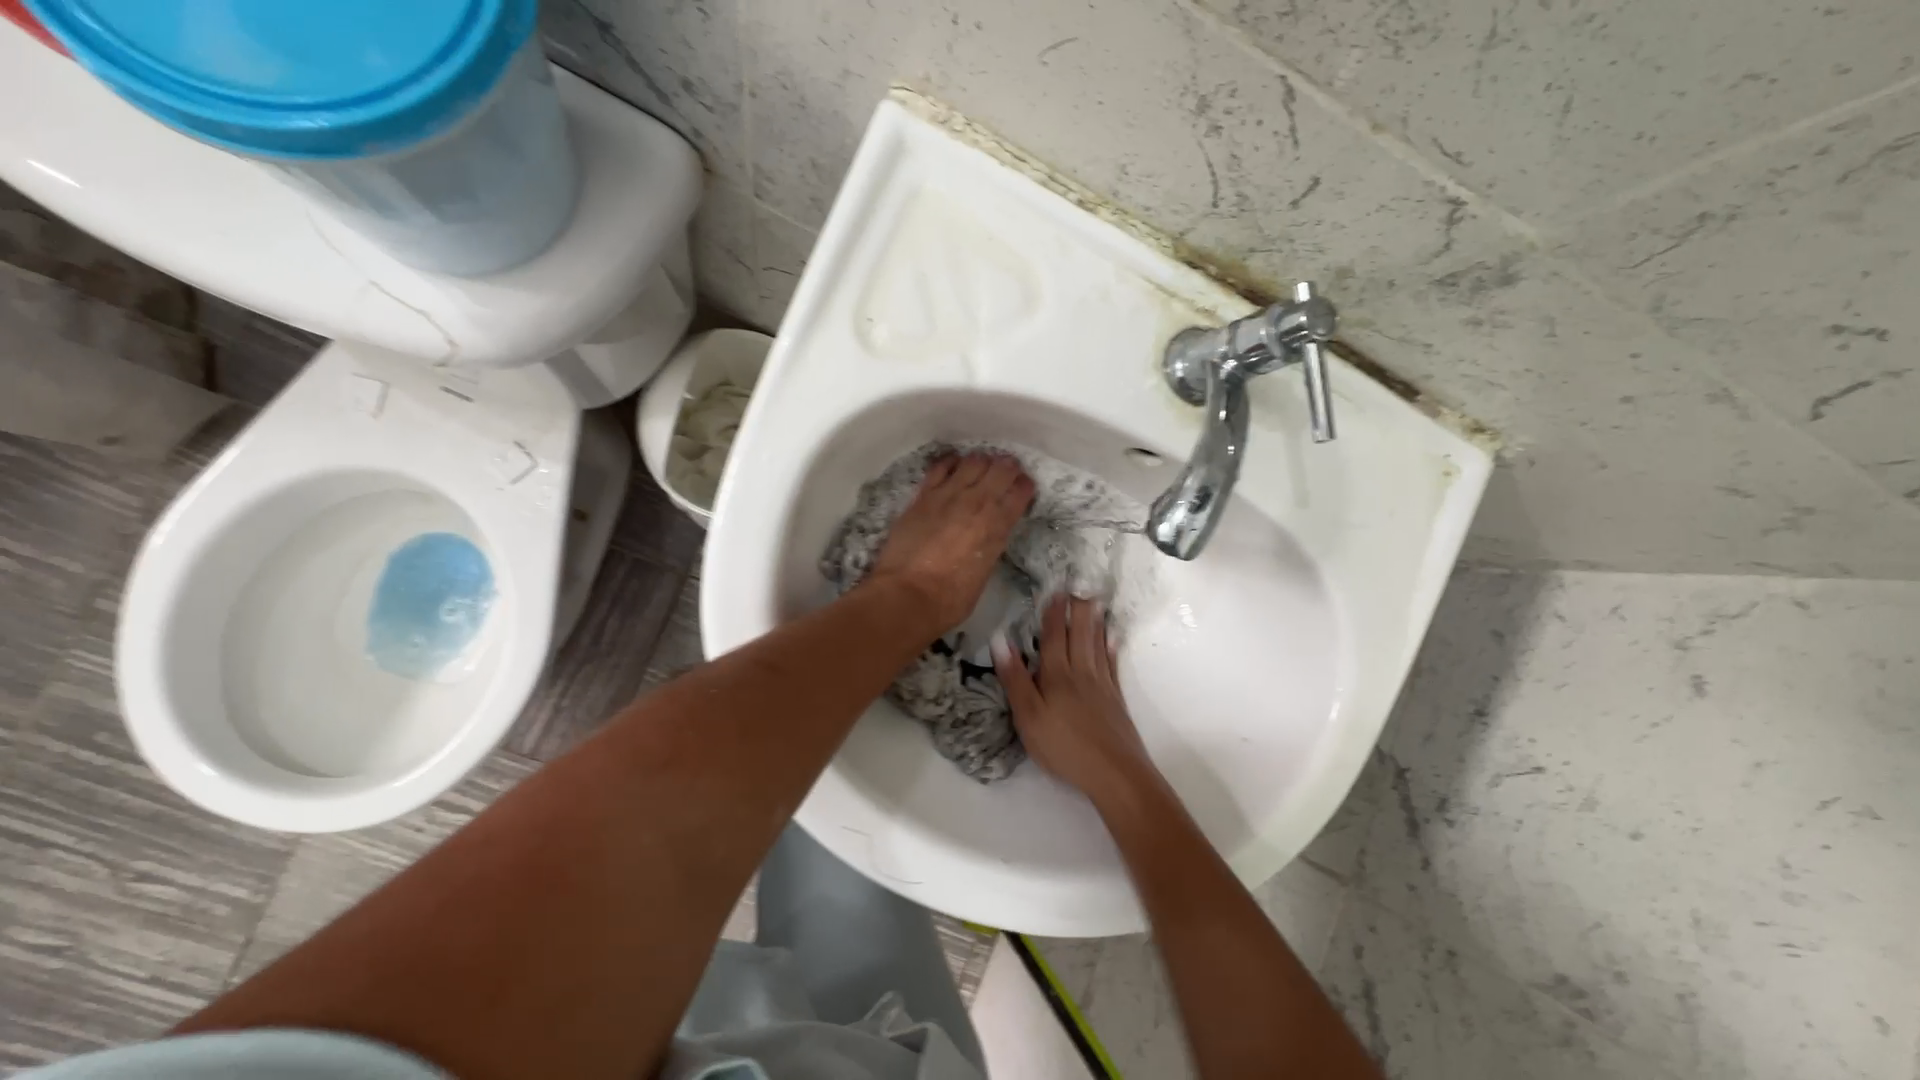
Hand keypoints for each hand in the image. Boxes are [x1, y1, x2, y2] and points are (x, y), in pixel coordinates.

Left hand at [868, 453, 1034, 632]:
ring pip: (973, 461)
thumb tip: (986, 537)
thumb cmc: (950, 599)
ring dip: (981, 462)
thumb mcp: (984, 573)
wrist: (907, 595)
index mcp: (997, 526)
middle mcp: (977, 503)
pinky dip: (951, 462)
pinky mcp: (923, 496)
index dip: (1024, 486)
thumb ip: (989, 547)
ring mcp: (948, 495)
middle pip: (1001, 469)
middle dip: (1007, 467)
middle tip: (1006, 470)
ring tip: (981, 466)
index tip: (1023, 487)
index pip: (1020, 492)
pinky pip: (941, 467)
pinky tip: (954, 464)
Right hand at [994, 594, 1157, 802]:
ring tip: (1096, 601)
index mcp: (1057, 675)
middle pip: (1079, 634)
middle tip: (1080, 585)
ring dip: (1095, 621)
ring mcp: (1102, 685)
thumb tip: (1000, 640)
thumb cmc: (1063, 746)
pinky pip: (1111, 664)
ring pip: (1097, 644)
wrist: (1114, 772)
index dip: (1053, 612)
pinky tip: (1111, 639)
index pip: (1053, 636)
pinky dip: (1110, 647)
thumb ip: (1015, 678)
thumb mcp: (1028, 716)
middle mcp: (1081, 673)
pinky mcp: (1115, 700)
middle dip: (1077, 609)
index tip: (1055, 588)